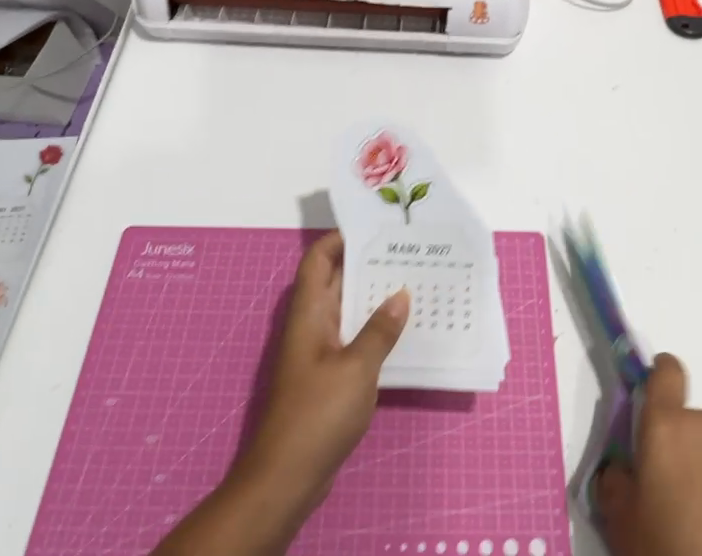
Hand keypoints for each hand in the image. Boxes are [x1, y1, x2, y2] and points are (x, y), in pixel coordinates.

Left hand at [242, 231, 410, 493]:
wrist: (288, 474)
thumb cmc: (318, 412)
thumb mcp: (357, 368)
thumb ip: (379, 330)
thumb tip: (400, 293)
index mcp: (309, 313)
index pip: (318, 260)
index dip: (339, 239)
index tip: (374, 227)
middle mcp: (310, 326)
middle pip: (334, 282)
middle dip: (365, 264)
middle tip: (406, 251)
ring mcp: (317, 352)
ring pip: (345, 311)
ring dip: (372, 297)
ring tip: (413, 283)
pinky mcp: (327, 376)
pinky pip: (351, 338)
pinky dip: (373, 329)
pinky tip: (402, 332)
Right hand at [593, 354, 701, 555]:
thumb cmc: (669, 549)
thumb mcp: (619, 521)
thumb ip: (615, 483)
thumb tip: (624, 470)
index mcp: (668, 426)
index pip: (666, 373)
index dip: (657, 373)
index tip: (649, 392)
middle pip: (685, 423)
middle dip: (673, 448)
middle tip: (660, 493)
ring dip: (701, 473)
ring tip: (693, 523)